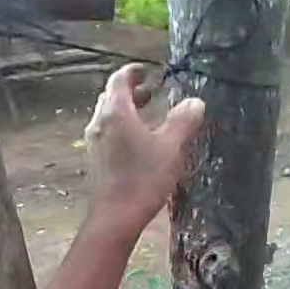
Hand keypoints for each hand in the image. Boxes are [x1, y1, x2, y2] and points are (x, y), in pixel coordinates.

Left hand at [83, 64, 203, 237]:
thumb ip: (183, 121)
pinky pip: (107, 138)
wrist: (116, 217)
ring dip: (126, 114)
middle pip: (111, 98)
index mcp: (115, 112)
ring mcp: (94, 145)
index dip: (133, 72)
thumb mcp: (171, 147)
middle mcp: (99, 124)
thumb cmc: (143, 178)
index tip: (146, 71)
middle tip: (150, 95)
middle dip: (130, 93)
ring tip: (147, 121)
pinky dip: (121, 132)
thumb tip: (196, 102)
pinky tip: (138, 147)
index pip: (119, 80)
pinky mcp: (95, 163)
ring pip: (108, 119)